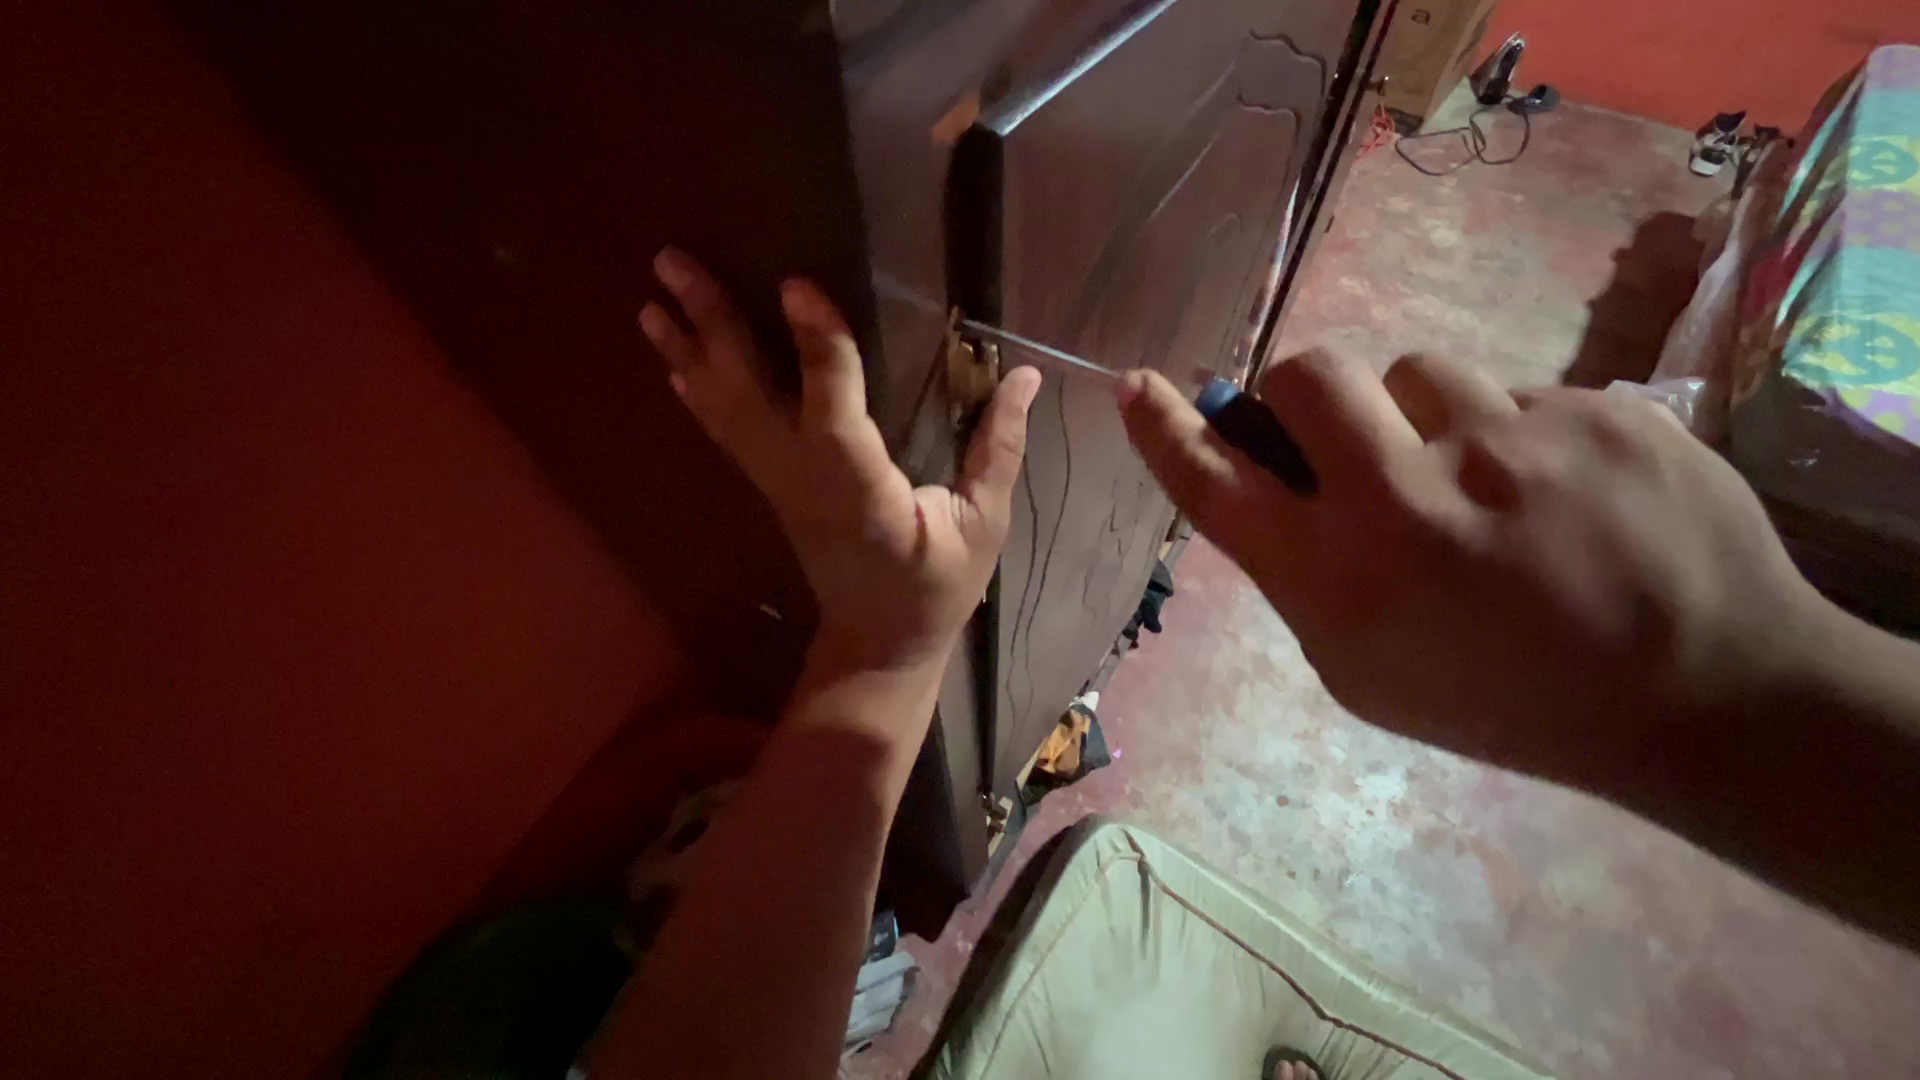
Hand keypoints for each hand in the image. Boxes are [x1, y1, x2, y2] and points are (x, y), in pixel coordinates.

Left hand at [640, 248, 1040, 677]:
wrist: (878, 642)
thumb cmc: (935, 587)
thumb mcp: (982, 526)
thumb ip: (997, 449)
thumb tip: (1025, 375)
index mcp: (864, 496)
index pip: (836, 415)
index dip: (819, 350)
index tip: (796, 285)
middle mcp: (808, 485)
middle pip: (752, 401)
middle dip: (713, 329)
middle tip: (672, 262)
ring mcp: (781, 487)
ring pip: (727, 413)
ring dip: (688, 352)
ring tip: (652, 296)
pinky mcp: (774, 489)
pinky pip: (728, 435)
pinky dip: (699, 394)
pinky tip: (674, 361)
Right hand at [1117, 350, 1837, 788]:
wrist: (1703, 699)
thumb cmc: (1493, 697)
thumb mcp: (1357, 665)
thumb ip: (1297, 572)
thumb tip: (1267, 480)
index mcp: (1334, 577)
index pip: (1214, 483)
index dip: (1164, 430)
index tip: (1134, 384)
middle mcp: (1402, 499)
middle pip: (1308, 372)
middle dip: (1308, 395)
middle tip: (1346, 436)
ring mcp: (1508, 447)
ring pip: (1418, 370)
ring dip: (1422, 417)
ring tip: (1480, 478)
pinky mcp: (1599, 413)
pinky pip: (1515, 392)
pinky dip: (1513, 434)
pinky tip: (1560, 492)